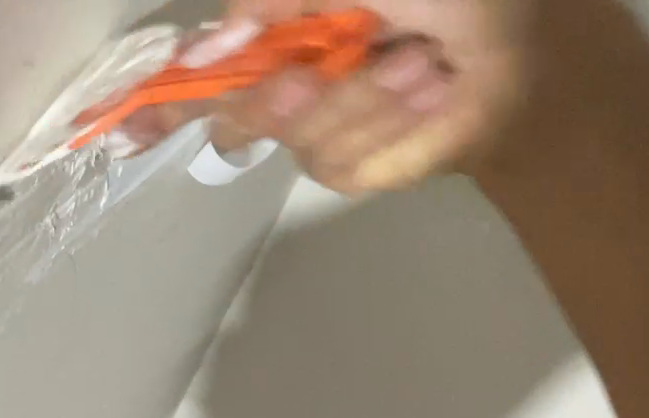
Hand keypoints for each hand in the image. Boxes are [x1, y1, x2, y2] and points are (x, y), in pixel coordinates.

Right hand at [193, 0, 539, 192]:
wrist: (527, 50)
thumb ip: (269, 4)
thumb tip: (205, 49)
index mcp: (286, 31)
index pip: (206, 69)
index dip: (162, 98)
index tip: (120, 130)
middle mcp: (289, 80)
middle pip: (240, 112)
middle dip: (287, 95)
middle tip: (337, 68)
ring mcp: (315, 129)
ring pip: (298, 137)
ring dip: (366, 98)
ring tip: (423, 66)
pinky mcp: (345, 169)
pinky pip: (338, 162)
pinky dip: (389, 127)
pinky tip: (427, 95)